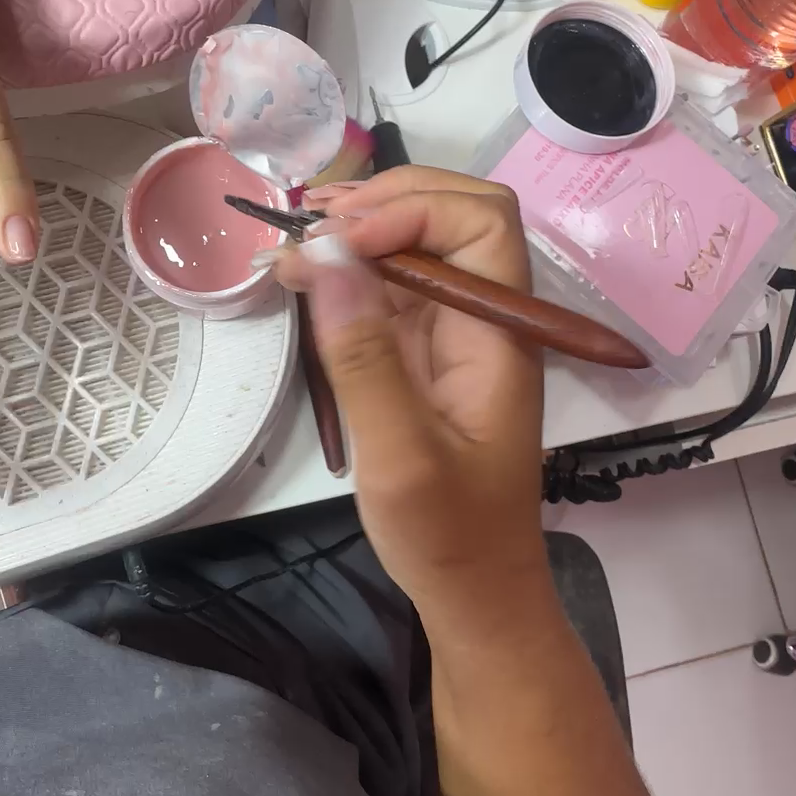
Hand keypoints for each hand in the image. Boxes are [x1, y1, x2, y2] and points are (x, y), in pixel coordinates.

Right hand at [278, 167, 548, 611]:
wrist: (473, 590)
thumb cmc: (447, 534)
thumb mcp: (400, 455)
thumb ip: (365, 357)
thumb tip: (327, 256)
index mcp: (498, 336)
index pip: (479, 225)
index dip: (410, 213)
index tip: (336, 245)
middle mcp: (483, 322)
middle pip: (454, 218)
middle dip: (384, 205)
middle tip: (310, 223)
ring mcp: (454, 337)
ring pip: (419, 249)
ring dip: (361, 232)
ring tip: (297, 242)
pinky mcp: (425, 357)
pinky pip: (392, 292)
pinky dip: (349, 275)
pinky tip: (307, 278)